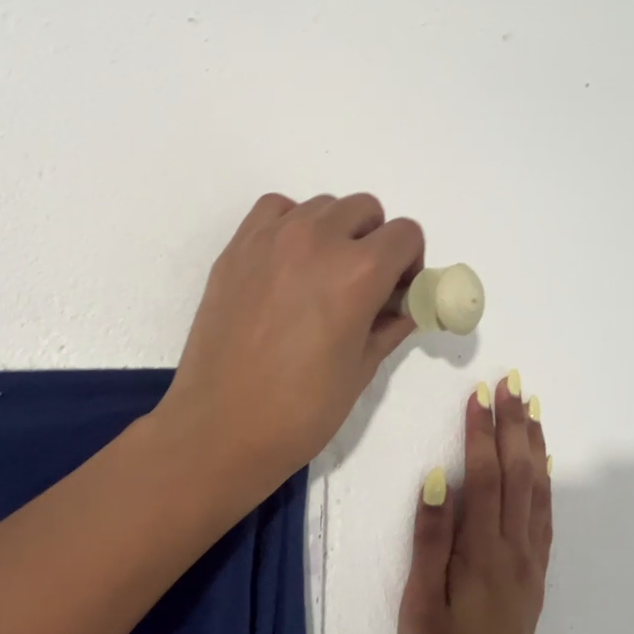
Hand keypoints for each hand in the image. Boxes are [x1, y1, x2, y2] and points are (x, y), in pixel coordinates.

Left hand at [159, 193, 424, 490]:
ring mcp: (270, 239)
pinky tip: (288, 263)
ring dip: (334, 231)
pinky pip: (276, 209)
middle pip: (365, 210)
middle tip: (363, 286)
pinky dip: (291, 224)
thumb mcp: (362, 370)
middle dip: (376, 241)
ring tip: (321, 278)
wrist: (221, 428)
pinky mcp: (237, 248)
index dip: (411, 262)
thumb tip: (406, 306)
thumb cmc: (301, 410)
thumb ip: (390, 326)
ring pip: (321, 206)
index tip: (398, 291)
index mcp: (357, 272)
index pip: (406, 234)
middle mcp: (316, 240)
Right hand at [399, 374, 550, 633]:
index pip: (484, 476)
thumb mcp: (420, 601)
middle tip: (512, 381)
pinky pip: (545, 516)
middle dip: (513, 423)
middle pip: (517, 472)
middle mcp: (514, 547)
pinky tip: (544, 465)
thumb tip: (438, 479)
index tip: (481, 392)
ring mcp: (530, 561)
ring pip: (537, 489)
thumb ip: (431, 539)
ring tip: (531, 408)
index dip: (481, 431)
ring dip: (534, 444)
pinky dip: (546, 481)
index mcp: (481, 550)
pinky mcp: (535, 575)